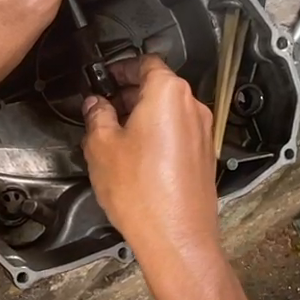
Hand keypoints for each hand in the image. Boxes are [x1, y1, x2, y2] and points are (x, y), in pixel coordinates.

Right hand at [81, 55, 220, 264]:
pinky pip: (178, 133)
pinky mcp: (204, 156)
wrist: (176, 237)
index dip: (120, 68)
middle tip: (101, 108)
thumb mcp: (101, 147)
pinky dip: (157, 135)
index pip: (145, 63)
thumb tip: (95, 104)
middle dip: (128, 94)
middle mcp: (191, 107)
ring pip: (168, 111)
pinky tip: (135, 157)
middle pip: (158, 86)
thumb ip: (96, 116)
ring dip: (142, 116)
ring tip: (114, 136)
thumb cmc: (141, 192)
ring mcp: (202, 132)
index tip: (103, 78)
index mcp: (168, 94)